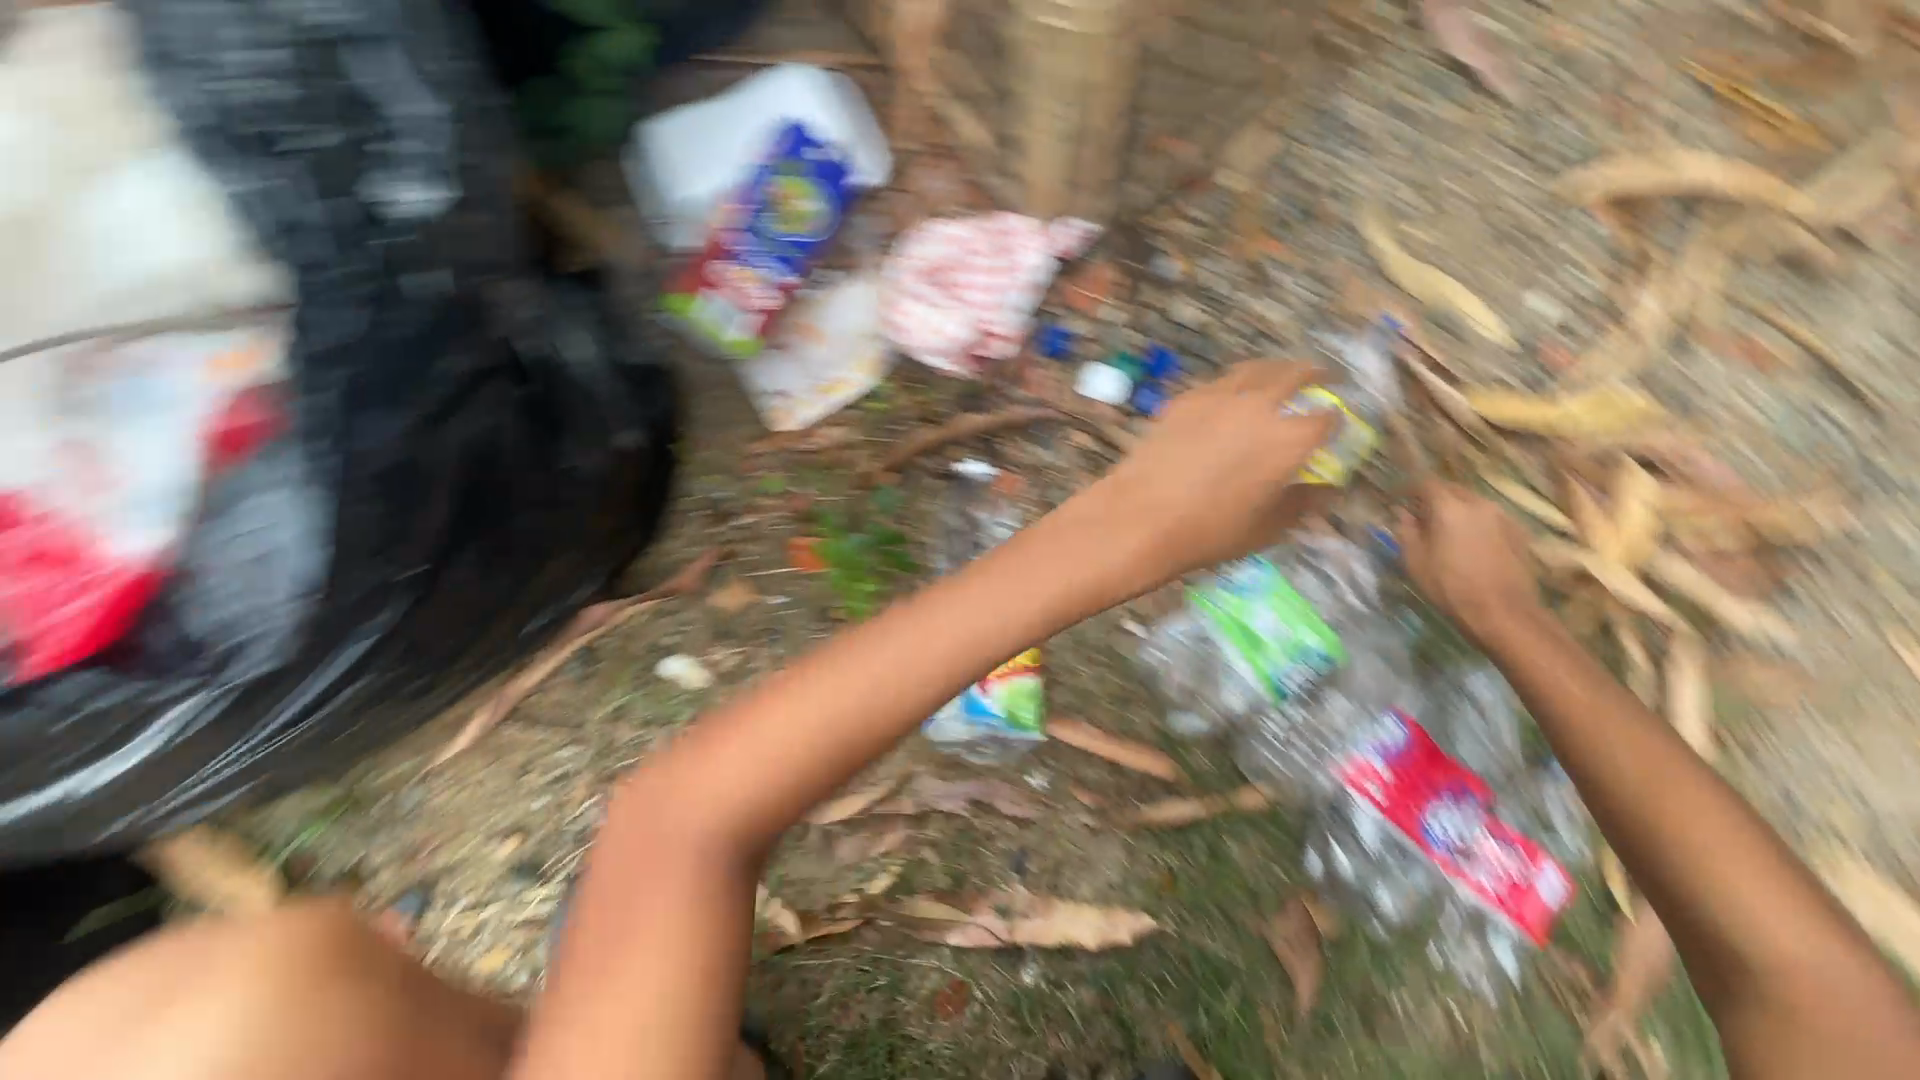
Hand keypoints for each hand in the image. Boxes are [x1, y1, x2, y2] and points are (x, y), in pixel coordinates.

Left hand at [1072, 361, 1338, 585]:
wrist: (1140, 518)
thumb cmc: (1210, 532)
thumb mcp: (1267, 528)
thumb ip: (1303, 503)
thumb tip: (1326, 490)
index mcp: (1290, 438)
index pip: (1328, 418)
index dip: (1337, 421)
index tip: (1338, 424)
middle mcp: (1259, 405)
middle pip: (1296, 375)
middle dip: (1315, 376)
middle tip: (1322, 379)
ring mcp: (1218, 396)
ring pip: (1256, 369)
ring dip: (1275, 370)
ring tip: (1279, 379)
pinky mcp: (1184, 400)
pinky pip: (1219, 383)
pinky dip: (1235, 385)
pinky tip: (1229, 399)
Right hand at [1396, 478, 1543, 646]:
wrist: (1504, 612)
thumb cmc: (1450, 587)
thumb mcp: (1415, 561)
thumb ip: (1406, 531)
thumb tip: (1402, 513)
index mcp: (1449, 507)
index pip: (1426, 483)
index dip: (1410, 488)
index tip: (1401, 499)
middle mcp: (1478, 503)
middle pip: (1452, 489)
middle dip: (1435, 497)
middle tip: (1422, 516)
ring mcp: (1503, 515)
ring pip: (1473, 502)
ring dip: (1457, 510)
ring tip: (1448, 531)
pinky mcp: (1519, 531)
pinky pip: (1490, 517)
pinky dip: (1476, 522)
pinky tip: (1472, 544)